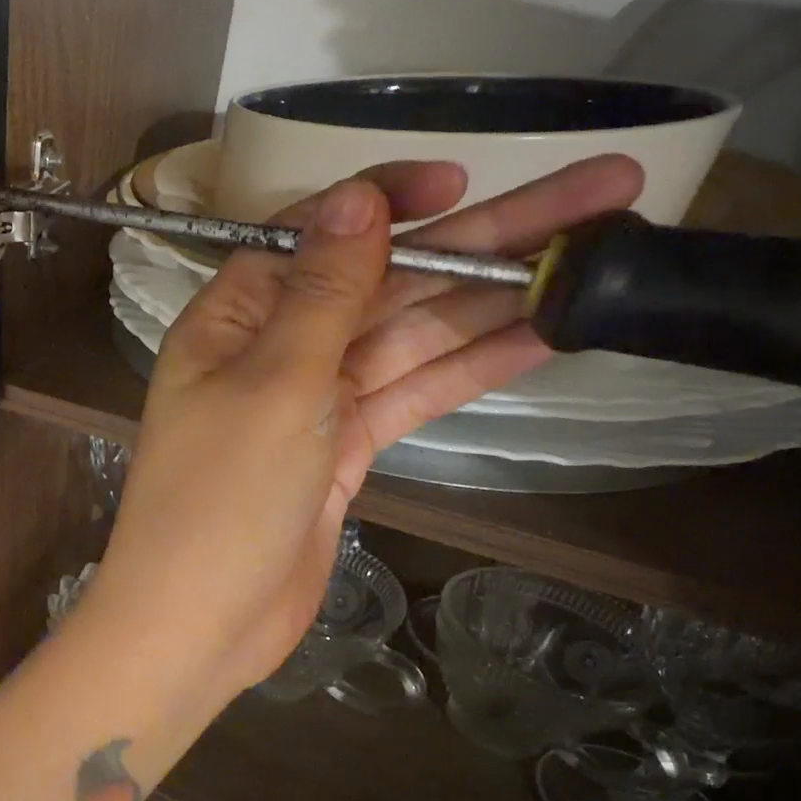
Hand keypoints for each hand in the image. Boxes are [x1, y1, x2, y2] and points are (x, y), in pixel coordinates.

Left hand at [72, 155, 644, 694]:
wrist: (199, 620)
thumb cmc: (219, 499)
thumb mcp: (272, 385)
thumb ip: (321, 295)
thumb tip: (353, 200)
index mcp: (228, 322)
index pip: (310, 240)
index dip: (383, 205)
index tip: (462, 180)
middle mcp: (266, 352)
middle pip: (377, 282)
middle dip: (476, 241)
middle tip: (601, 189)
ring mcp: (308, 403)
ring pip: (405, 336)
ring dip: (492, 298)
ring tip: (600, 252)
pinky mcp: (341, 451)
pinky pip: (410, 394)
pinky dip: (470, 367)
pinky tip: (548, 332)